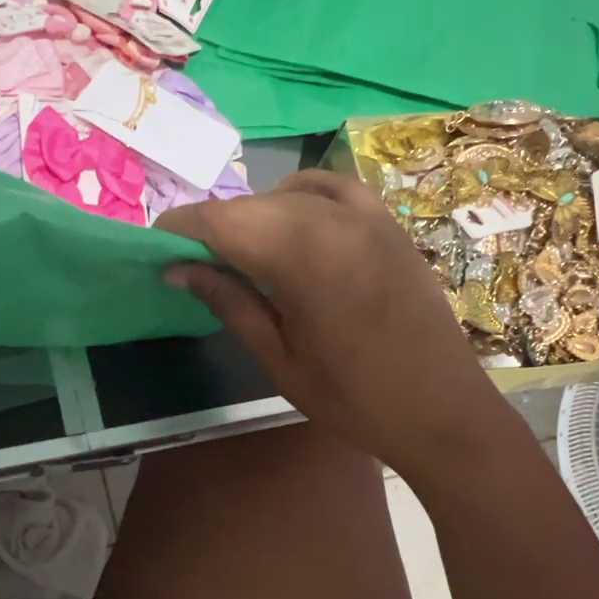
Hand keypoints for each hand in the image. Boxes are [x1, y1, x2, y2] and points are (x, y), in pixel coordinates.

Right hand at [155, 171, 508, 475]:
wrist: (442, 411)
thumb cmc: (354, 400)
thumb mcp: (279, 359)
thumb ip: (229, 303)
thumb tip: (177, 268)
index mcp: (303, 258)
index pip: (221, 221)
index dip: (181, 227)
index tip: (156, 248)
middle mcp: (334, 220)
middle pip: (251, 205)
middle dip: (213, 227)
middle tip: (190, 262)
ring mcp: (367, 216)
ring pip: (288, 194)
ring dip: (254, 215)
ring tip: (240, 252)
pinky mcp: (388, 222)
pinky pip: (333, 187)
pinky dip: (301, 194)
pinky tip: (290, 217)